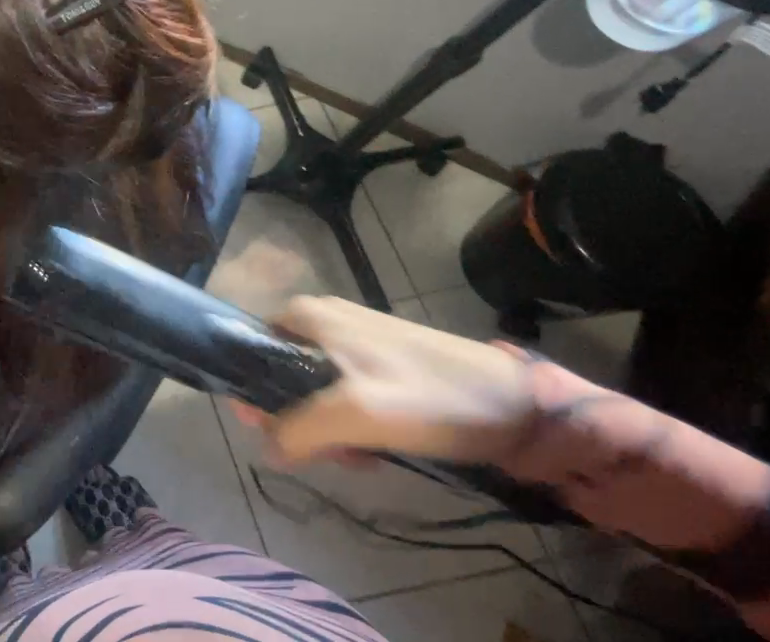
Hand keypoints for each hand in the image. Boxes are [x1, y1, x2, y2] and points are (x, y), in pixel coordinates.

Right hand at [233, 296, 536, 467]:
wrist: (521, 406)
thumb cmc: (433, 398)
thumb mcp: (357, 413)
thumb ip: (299, 429)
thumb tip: (266, 449)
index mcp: (304, 314)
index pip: (249, 350)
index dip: (254, 394)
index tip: (275, 434)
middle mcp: (321, 317)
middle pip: (279, 372)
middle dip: (295, 418)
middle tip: (326, 452)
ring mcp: (353, 337)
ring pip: (310, 387)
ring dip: (324, 426)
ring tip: (356, 455)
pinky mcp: (380, 359)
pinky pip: (341, 392)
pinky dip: (349, 421)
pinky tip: (372, 446)